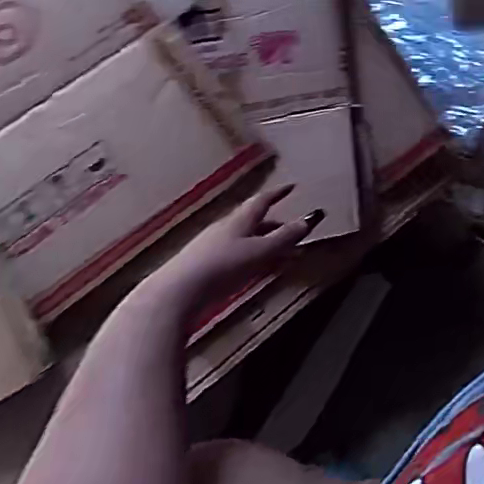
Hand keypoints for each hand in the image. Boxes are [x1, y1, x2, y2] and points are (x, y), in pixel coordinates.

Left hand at [141, 185, 320, 307]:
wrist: (174, 296)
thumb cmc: (222, 267)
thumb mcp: (261, 251)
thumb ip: (285, 237)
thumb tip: (309, 220)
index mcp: (239, 220)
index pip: (261, 201)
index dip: (277, 194)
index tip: (291, 187)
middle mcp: (224, 229)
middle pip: (253, 222)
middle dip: (275, 225)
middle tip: (293, 231)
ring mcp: (210, 248)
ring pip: (245, 241)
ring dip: (266, 245)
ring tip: (282, 255)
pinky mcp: (202, 268)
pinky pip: (236, 256)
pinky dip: (253, 259)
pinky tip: (258, 271)